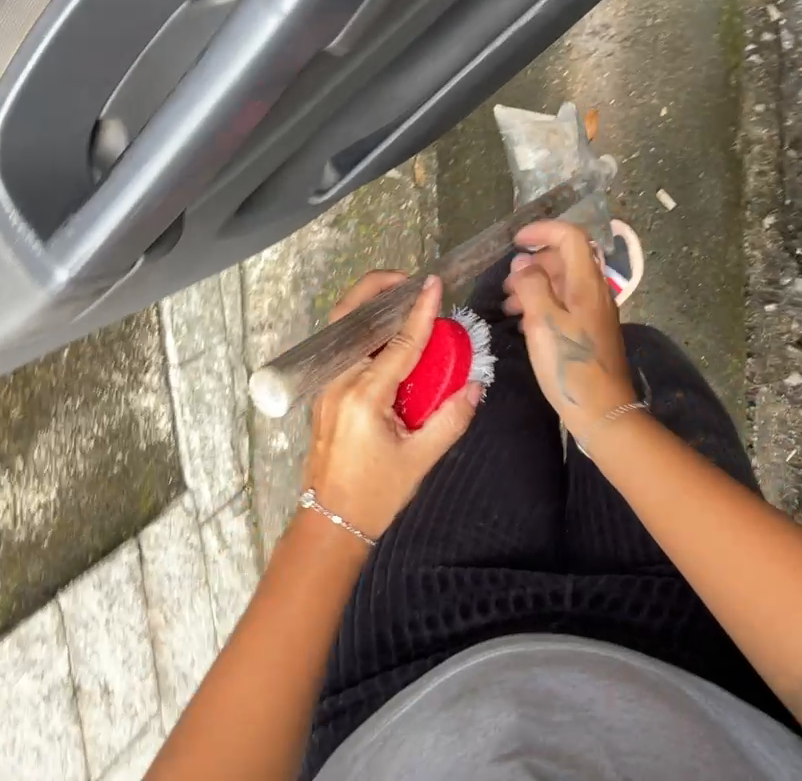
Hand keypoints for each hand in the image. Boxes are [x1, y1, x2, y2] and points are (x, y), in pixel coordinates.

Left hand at [305, 271, 482, 540]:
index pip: (399, 343)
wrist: (329, 522)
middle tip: (409, 281)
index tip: (434, 283)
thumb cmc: (375, 495)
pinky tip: (387, 333)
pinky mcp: (325, 393)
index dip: (420, 311)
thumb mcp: (420, 460)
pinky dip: (365, 330)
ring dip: (369, 307)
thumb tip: (476, 385)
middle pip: (352, 318)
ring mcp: (327, 386)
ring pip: (343, 330)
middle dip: (377, 289)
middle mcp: (339, 382)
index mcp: (364, 397)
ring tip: (402, 299)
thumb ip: (451, 419)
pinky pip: (344, 348)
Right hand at [502, 220, 636, 438]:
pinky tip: (524, 324)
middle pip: (565, 259)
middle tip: (506, 283)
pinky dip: (543, 305)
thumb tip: (524, 267)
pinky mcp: (590, 331)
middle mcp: (595, 292)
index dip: (543, 230)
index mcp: (586, 283)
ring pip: (563, 283)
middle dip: (533, 263)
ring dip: (534, 286)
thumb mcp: (542, 321)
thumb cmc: (570, 364)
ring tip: (508, 306)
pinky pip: (565, 304)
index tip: (515, 241)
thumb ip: (531, 285)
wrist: (602, 410)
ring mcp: (595, 312)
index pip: (570, 236)